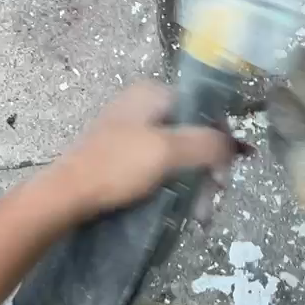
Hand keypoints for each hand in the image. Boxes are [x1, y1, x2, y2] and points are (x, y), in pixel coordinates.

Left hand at [37, 82, 235, 221]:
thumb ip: (207, 143)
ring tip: (199, 211)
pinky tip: (182, 206)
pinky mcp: (123, 155)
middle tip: (212, 198)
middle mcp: (142, 105)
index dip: (221, 140)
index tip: (224, 174)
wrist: (68, 194)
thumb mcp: (167, 151)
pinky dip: (174, 183)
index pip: (204, 109)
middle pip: (192, 133)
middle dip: (207, 167)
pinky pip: (159, 165)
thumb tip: (236, 146)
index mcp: (151, 93)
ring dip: (193, 181)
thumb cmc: (116, 166)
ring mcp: (131, 130)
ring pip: (178, 153)